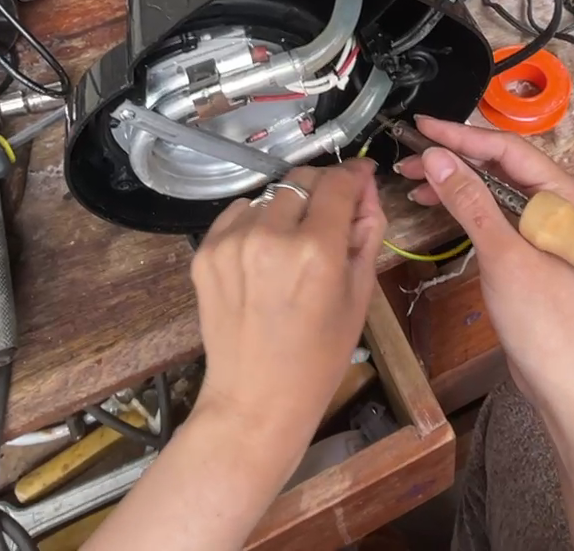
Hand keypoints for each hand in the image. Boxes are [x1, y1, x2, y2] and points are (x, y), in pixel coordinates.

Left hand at [189, 159, 385, 466]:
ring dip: (290, 206)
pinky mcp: (206, 251)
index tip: (363, 173)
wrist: (254, 400)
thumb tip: (365, 190)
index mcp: (315, 251)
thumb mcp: (359, 295)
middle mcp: (270, 236)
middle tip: (332, 212)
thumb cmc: (319, 356)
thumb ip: (367, 233)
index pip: (338, 183)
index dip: (355, 173)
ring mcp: (232, 241)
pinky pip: (240, 212)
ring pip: (272, 194)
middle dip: (323, 188)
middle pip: (302, 179)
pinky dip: (258, 220)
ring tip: (295, 242)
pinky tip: (265, 252)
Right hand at [394, 116, 573, 408]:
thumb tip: (435, 156)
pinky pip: (494, 210)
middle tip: (410, 154)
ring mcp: (545, 224)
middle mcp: (559, 202)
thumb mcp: (502, 255)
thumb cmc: (543, 320)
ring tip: (413, 178)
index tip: (422, 127)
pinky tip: (435, 202)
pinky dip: (464, 204)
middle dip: (454, 156)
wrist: (566, 383)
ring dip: (455, 180)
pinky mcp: (530, 244)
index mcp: (566, 195)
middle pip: (501, 164)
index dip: (461, 136)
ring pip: (494, 186)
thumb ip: (468, 200)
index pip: (508, 149)